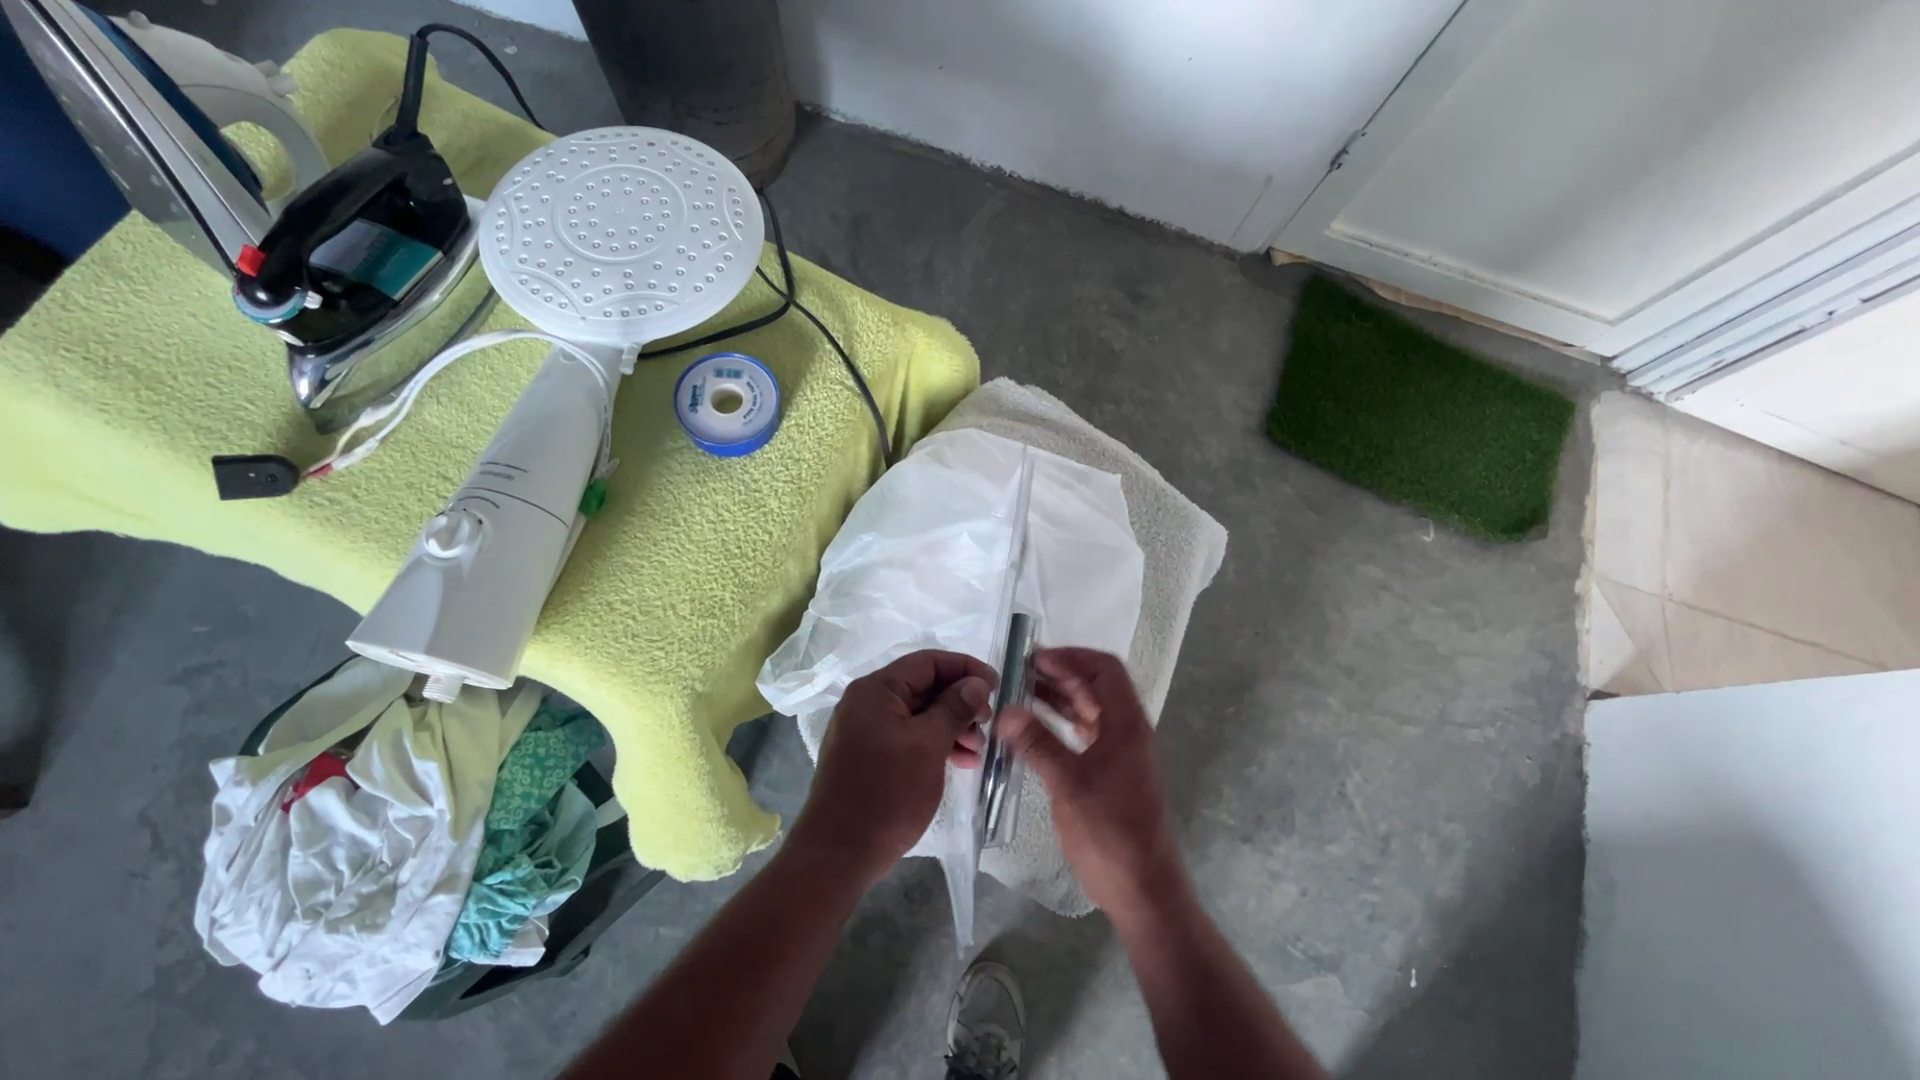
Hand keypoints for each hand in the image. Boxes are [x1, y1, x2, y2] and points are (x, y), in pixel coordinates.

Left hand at [789, 649, 996, 883]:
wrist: (840, 852)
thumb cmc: (886, 792)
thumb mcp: (928, 745)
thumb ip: (954, 708)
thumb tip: (976, 683)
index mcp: (876, 690)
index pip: (928, 662)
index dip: (965, 668)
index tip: (997, 686)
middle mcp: (867, 703)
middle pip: (923, 687)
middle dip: (960, 701)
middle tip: (989, 723)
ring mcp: (866, 731)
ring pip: (919, 715)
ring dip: (952, 726)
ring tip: (979, 750)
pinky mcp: (870, 757)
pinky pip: (909, 737)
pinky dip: (936, 744)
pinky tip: (961, 762)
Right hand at [1000, 648, 1187, 917]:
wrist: (1143, 889)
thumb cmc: (1111, 832)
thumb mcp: (1069, 784)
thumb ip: (1037, 744)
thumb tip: (1006, 710)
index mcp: (1127, 725)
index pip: (1105, 669)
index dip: (1071, 657)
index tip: (1033, 658)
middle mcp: (1127, 733)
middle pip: (1095, 688)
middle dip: (1059, 675)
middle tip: (1017, 673)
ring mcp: (1119, 756)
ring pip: (1087, 714)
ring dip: (1056, 701)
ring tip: (1018, 696)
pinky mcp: (1109, 778)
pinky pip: (1082, 739)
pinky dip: (1058, 728)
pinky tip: (1030, 734)